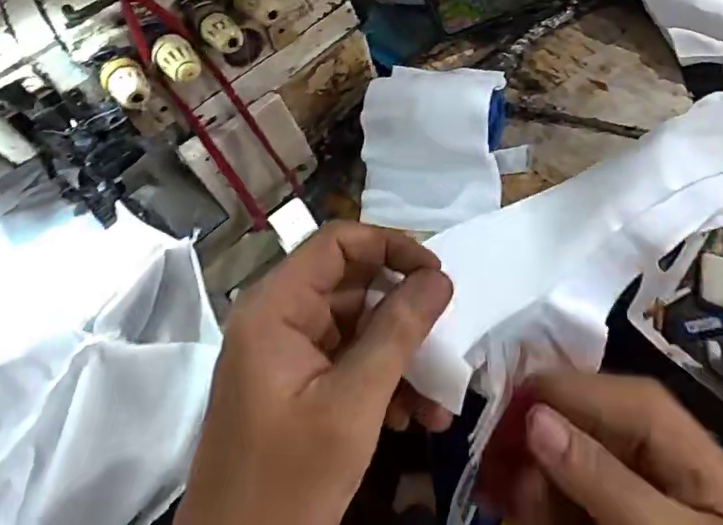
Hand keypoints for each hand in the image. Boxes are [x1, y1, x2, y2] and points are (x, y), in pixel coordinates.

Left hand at [176, 221, 455, 524]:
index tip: (436, 273)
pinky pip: (346, 360)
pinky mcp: (294, 384)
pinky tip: (412, 416)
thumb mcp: (352, 405)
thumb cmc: (288, 480)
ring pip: (354, 325)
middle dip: (402, 310)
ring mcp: (284, 352)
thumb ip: (397, 333)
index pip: (337, 242)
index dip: (389, 245)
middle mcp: (276, 316)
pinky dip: (381, 379)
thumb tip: (439, 277)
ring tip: (438, 395)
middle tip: (447, 334)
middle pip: (349, 283)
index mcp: (275, 305)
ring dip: (399, 353)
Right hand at [505, 372, 722, 524]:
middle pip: (546, 420)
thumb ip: (602, 477)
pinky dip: (552, 504)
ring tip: (527, 519)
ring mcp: (622, 449)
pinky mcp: (622, 481)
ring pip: (550, 455)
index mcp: (641, 406)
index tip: (485, 470)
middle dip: (521, 467)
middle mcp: (625, 414)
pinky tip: (543, 518)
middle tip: (506, 508)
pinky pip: (570, 480)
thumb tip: (531, 417)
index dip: (511, 421)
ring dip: (533, 493)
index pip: (552, 386)